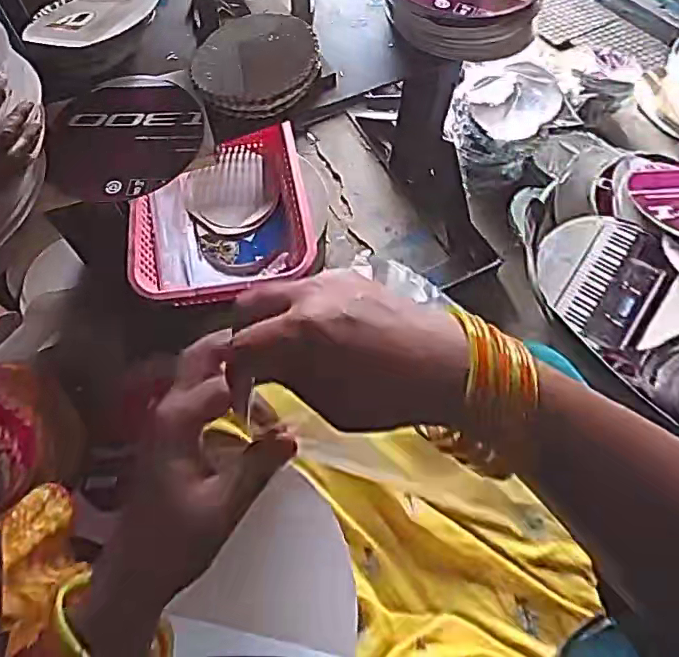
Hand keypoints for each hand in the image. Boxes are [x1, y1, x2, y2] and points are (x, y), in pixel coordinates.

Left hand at [77, 331, 295, 655]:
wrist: (133, 569)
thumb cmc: (174, 542)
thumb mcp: (223, 507)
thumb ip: (257, 467)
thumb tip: (293, 435)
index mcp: (176, 420)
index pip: (219, 378)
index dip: (254, 377)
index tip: (285, 379)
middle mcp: (165, 407)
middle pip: (197, 357)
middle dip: (232, 347)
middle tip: (270, 348)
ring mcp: (161, 416)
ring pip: (191, 369)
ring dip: (222, 362)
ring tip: (261, 368)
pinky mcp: (164, 428)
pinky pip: (190, 388)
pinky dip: (214, 381)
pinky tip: (237, 397)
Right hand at [229, 270, 470, 431]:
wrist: (445, 363)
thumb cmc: (390, 396)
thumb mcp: (330, 404)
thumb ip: (287, 380)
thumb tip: (261, 372)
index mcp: (299, 330)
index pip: (240, 345)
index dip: (234, 373)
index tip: (240, 392)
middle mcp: (305, 294)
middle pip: (245, 304)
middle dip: (241, 334)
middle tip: (252, 360)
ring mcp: (325, 278)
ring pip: (274, 290)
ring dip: (267, 317)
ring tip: (282, 344)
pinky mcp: (344, 274)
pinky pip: (304, 287)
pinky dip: (296, 307)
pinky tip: (315, 329)